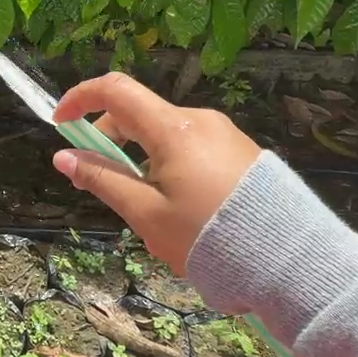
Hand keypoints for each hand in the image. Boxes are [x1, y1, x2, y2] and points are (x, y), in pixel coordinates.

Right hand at [50, 73, 260, 274]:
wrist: (296, 266)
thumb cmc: (209, 238)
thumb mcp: (145, 214)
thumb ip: (101, 179)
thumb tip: (63, 157)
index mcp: (173, 129)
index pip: (115, 90)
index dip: (80, 98)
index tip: (61, 123)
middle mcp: (200, 121)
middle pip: (138, 113)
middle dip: (108, 139)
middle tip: (97, 181)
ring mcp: (226, 135)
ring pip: (164, 133)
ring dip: (139, 155)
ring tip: (145, 205)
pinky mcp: (243, 154)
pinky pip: (191, 147)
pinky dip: (167, 163)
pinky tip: (179, 206)